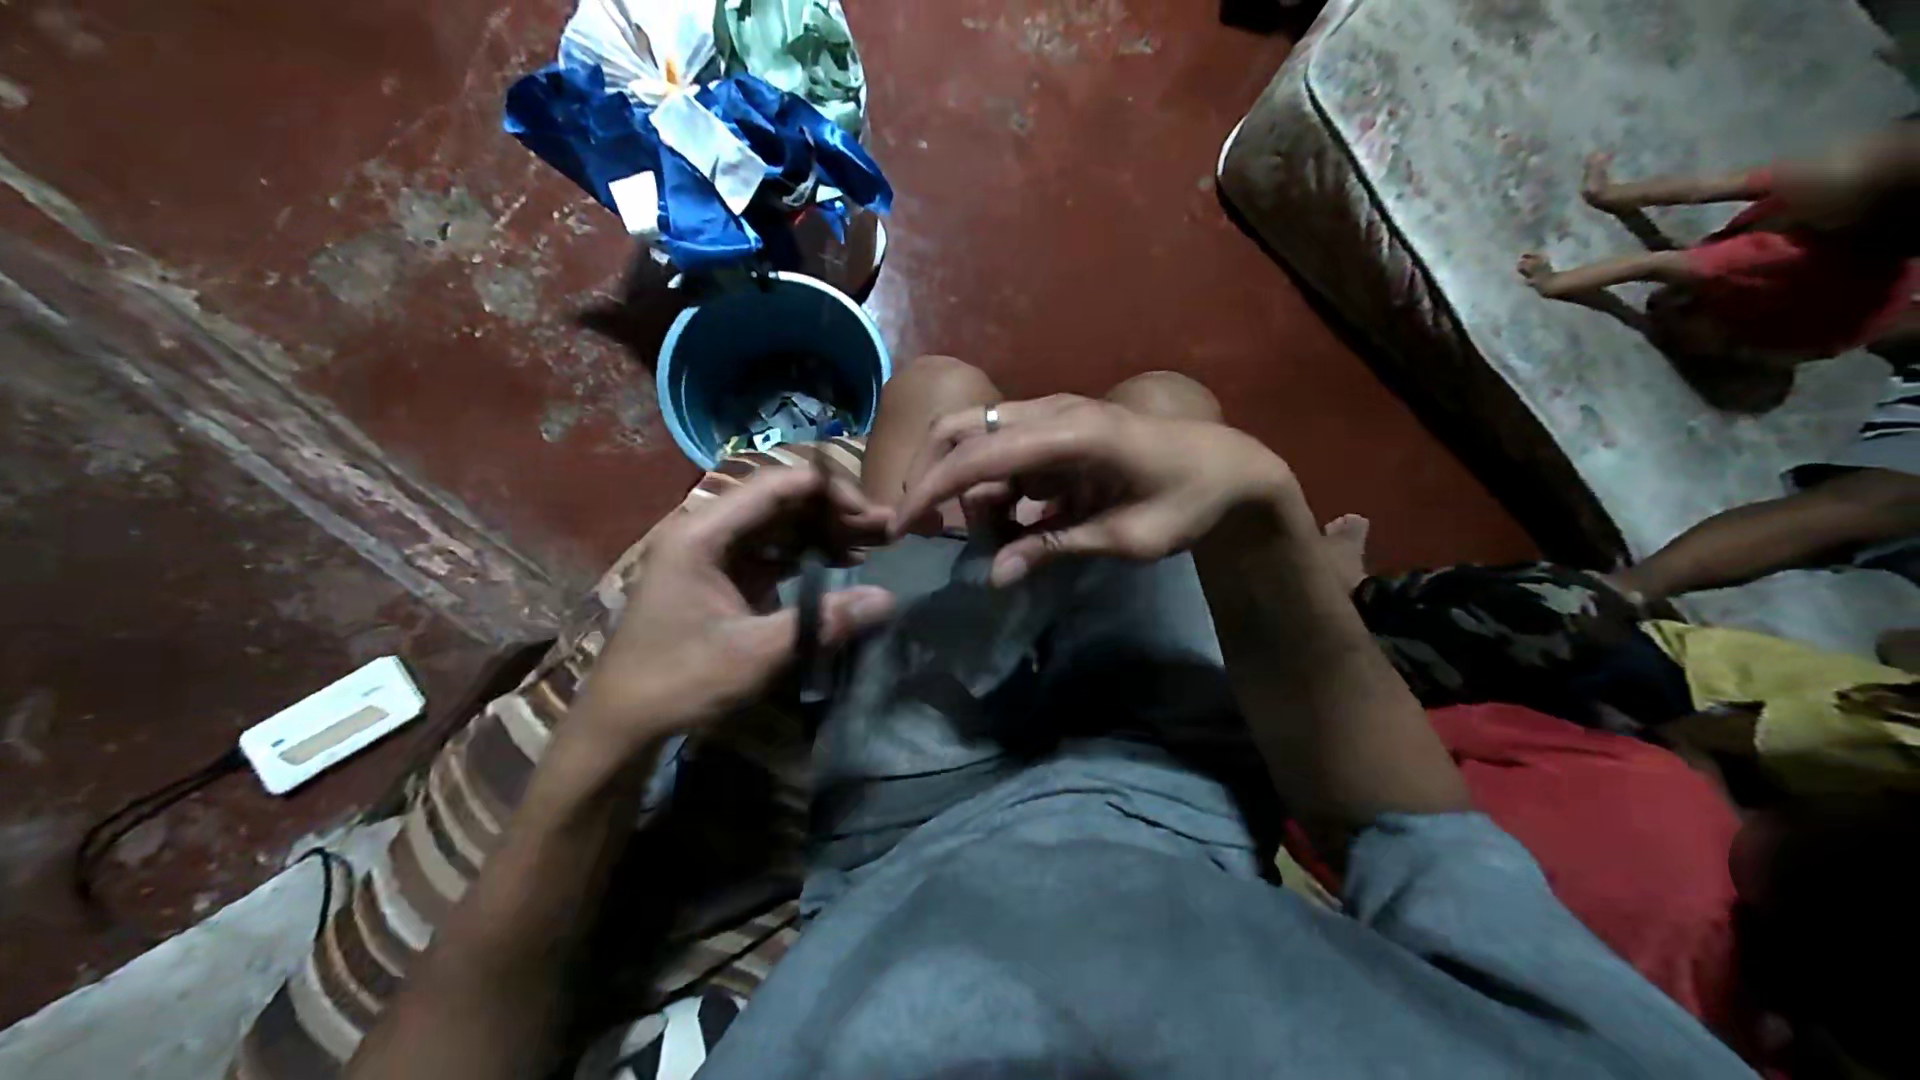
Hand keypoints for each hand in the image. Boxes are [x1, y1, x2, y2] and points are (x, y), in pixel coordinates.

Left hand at [571, 466, 896, 754]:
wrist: (623, 721)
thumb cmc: (679, 681)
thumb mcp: (754, 653)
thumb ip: (822, 621)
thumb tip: (888, 599)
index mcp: (702, 534)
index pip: (776, 486)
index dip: (830, 492)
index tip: (873, 516)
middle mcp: (707, 530)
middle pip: (782, 500)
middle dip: (836, 511)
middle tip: (887, 530)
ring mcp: (715, 552)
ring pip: (781, 524)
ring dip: (827, 531)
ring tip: (877, 544)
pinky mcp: (724, 575)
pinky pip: (774, 551)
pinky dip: (810, 555)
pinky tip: (845, 565)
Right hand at [893, 395, 1293, 585]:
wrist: (1228, 469)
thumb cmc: (1187, 502)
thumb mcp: (1127, 539)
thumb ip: (1056, 549)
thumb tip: (995, 576)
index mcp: (1073, 435)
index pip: (980, 454)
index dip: (932, 489)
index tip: (900, 528)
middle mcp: (1052, 413)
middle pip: (962, 428)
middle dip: (928, 475)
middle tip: (917, 526)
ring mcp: (1052, 416)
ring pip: (976, 439)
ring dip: (963, 488)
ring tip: (982, 539)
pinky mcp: (1055, 430)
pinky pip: (1002, 454)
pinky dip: (990, 488)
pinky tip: (1008, 525)